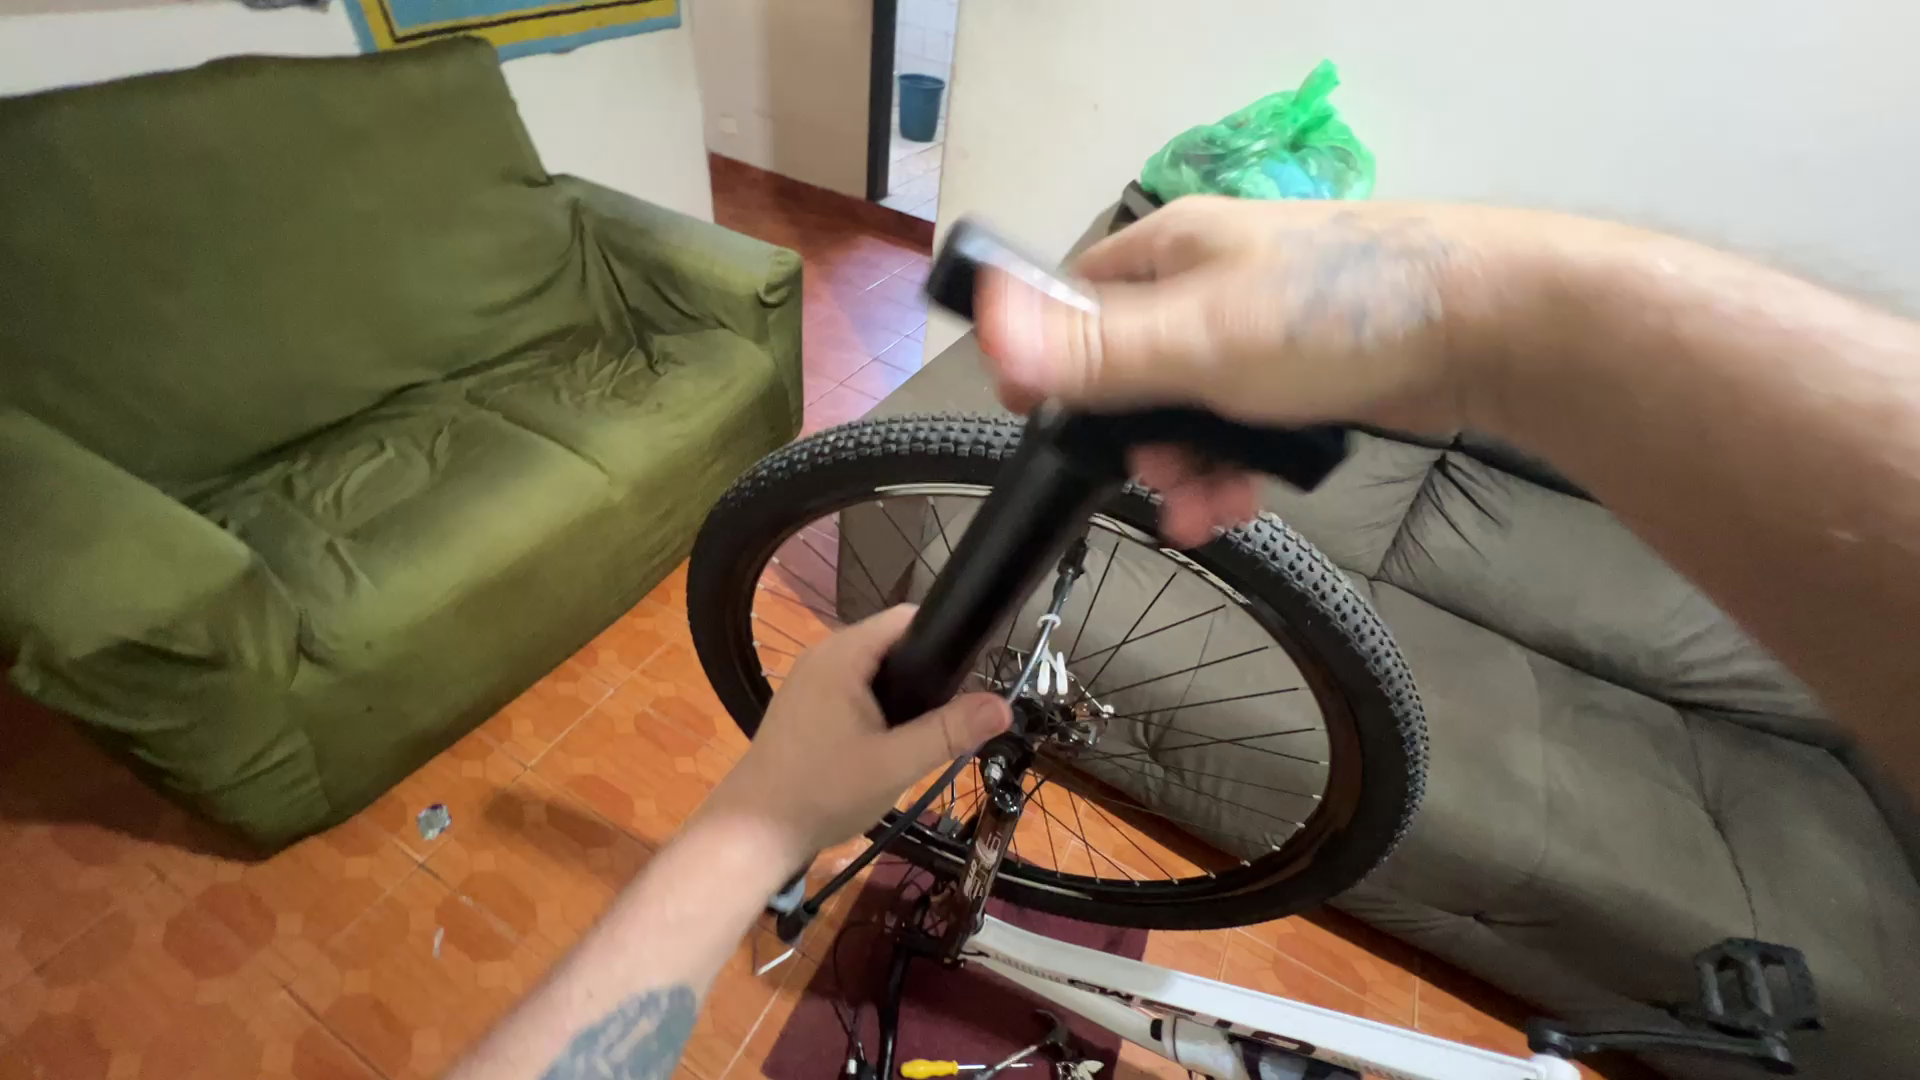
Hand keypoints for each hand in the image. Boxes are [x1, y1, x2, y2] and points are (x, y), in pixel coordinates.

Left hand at [700, 606, 1010, 868]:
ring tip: (929, 728)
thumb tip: (1004, 707)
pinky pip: (854, 686)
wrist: (753, 834)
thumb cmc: (823, 792)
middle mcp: (825, 654)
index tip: (972, 671)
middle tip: (953, 712)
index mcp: (843, 653)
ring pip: (874, 668)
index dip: (943, 637)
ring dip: (903, 692)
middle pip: (892, 642)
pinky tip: (891, 738)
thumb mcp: (895, 764)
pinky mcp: (805, 703)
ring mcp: (810, 678)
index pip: (906, 618)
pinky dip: (879, 704)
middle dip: (927, 670)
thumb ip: (949, 732)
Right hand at [976, 197, 1517, 544]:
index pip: (1072, 306)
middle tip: (1146, 475)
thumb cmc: (1332, 316)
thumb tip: (989, 329)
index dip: (1051, 365)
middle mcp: (1196, 288)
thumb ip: (1092, 348)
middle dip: (1131, 437)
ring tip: (1198, 508)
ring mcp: (1243, 332)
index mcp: (1162, 256)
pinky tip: (1231, 505)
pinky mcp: (1283, 376)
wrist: (1486, 328)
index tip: (1044, 418)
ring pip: (1179, 412)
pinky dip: (1224, 471)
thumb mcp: (1196, 340)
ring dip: (1181, 468)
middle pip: (1125, 373)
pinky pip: (1227, 429)